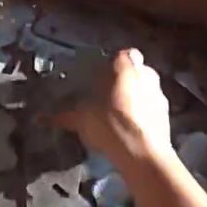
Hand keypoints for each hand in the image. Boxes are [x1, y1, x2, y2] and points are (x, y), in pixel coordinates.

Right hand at [55, 48, 172, 167]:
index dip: (115, 63)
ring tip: (121, 112)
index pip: (124, 53)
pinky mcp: (166, 111)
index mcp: (127, 67)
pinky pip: (153, 104)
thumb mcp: (83, 120)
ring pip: (147, 86)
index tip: (103, 76)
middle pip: (136, 69)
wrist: (144, 153)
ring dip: (137, 94)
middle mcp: (147, 73)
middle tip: (109, 94)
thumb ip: (64, 115)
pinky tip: (133, 125)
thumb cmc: (111, 126)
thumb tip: (39, 117)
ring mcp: (159, 92)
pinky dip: (145, 111)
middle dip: (125, 78)